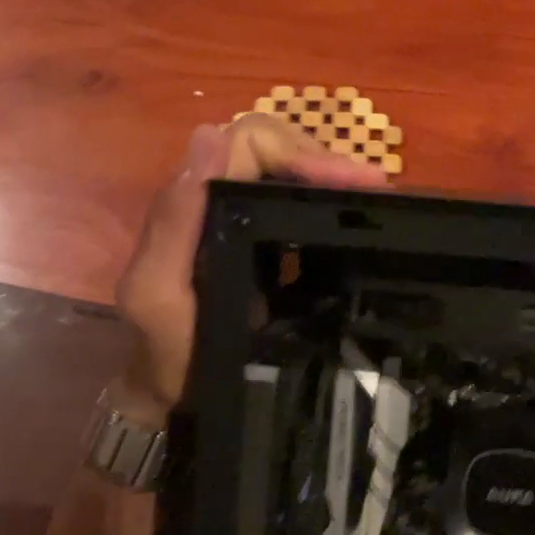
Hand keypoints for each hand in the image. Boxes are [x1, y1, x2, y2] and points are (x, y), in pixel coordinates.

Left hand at [112, 114, 386, 424]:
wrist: (172, 399)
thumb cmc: (167, 353)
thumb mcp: (158, 292)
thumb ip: (175, 221)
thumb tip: (211, 136)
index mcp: (193, 201)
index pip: (250, 141)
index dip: (301, 151)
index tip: (351, 181)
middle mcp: (216, 197)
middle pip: (275, 147)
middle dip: (326, 160)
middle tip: (376, 191)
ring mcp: (241, 218)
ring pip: (290, 170)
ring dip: (332, 178)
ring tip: (375, 203)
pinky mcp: (263, 241)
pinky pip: (298, 203)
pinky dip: (330, 204)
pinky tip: (356, 224)